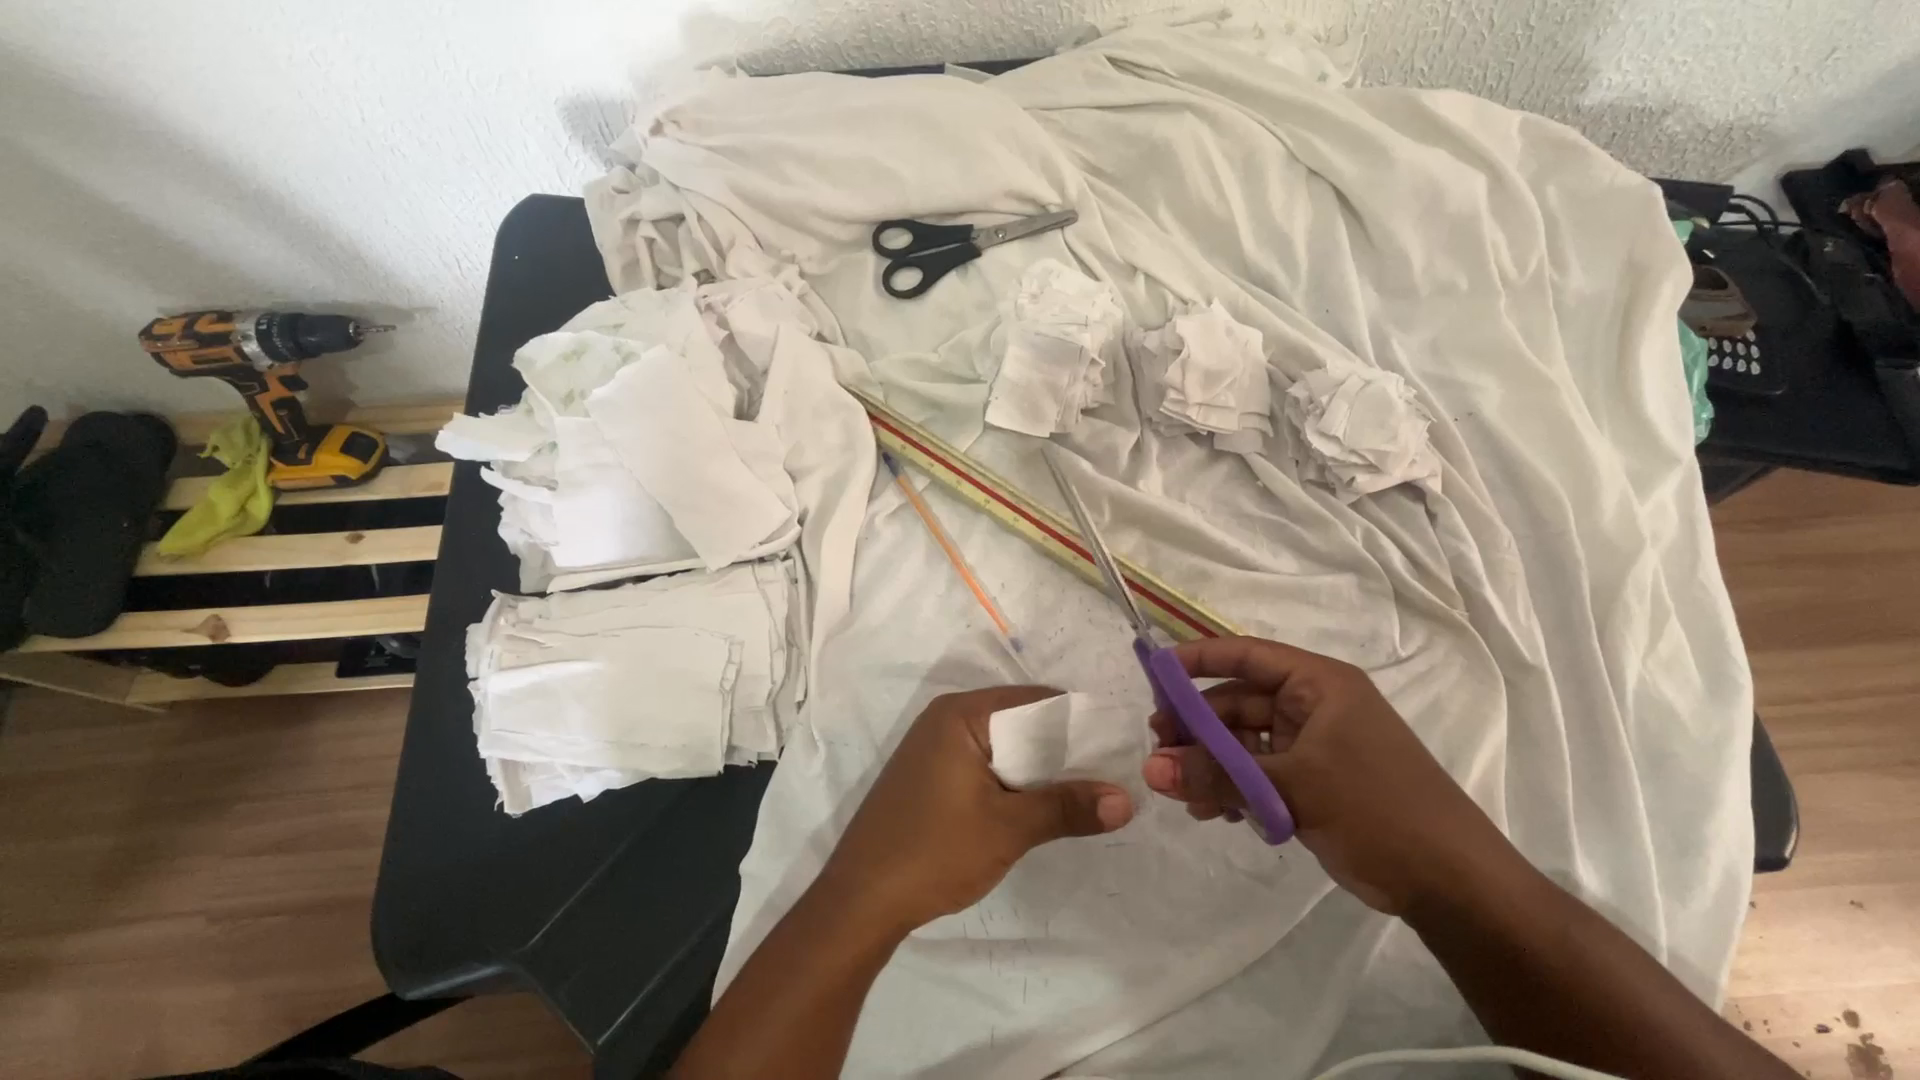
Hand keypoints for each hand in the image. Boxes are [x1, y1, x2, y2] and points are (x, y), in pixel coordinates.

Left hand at [816, 686, 1133, 934]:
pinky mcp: (929, 778)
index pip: (1036, 701)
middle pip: (1020, 723)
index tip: (1120, 748)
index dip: (1079, 723)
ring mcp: (933, 750)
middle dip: (1063, 751)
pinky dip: (1013, 783)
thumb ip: (1067, 807)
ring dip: (1039, 772)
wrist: (860, 901)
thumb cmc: (934, 851)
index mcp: (961, 715)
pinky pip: (984, 767)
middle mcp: (945, 720)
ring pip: (1003, 749)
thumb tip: (1127, 800)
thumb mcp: (1008, 828)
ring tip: (1086, 795)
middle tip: (1112, 776)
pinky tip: (1039, 809)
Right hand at [1140, 636, 1514, 914]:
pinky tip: (1211, 813)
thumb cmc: (1378, 809)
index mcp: (1320, 685)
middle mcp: (1314, 707)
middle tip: (1158, 754)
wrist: (1452, 883)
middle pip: (1237, 703)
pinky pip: (1257, 775)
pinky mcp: (1312, 784)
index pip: (1247, 655)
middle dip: (1196, 728)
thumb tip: (1149, 772)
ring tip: (1181, 795)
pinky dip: (1231, 789)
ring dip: (1210, 765)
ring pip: (1242, 743)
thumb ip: (1217, 776)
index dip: (1197, 660)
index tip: (1152, 675)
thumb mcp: (1292, 788)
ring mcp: (1313, 747)